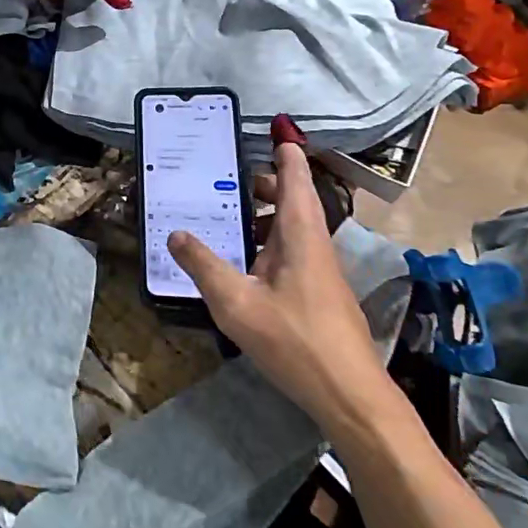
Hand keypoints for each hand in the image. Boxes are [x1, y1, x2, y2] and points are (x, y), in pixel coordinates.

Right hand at [168, 142, 389, 427]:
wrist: (351, 396)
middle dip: (259, 184)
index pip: (295, 175)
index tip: (268, 131)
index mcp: (300, 232)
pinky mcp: (317, 291)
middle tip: (220, 182)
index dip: (284, 150)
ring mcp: (318, 268)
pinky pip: (288, 250)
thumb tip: (176, 233)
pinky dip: (264, 242)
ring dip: (259, 216)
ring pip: (289, 226)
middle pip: (291, 198)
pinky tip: (239, 264)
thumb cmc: (296, 340)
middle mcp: (313, 242)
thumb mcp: (236, 303)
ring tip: (222, 220)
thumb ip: (203, 265)